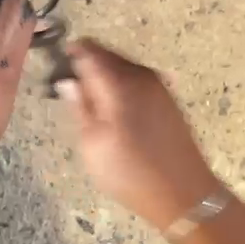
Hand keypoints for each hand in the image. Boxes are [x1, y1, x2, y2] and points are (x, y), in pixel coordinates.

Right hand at [59, 40, 222, 230]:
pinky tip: (115, 102)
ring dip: (106, 71)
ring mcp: (158, 86)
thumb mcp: (93, 144)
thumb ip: (80, 107)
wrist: (183, 193)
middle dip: (89, 61)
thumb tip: (67, 82)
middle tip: (72, 78)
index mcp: (118, 84)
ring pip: (124, 65)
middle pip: (109, 54)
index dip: (74, 50)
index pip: (91, 52)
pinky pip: (138, 77)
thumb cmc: (131, 173)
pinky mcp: (168, 98)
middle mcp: (140, 76)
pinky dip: (122, 82)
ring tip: (91, 92)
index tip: (61, 56)